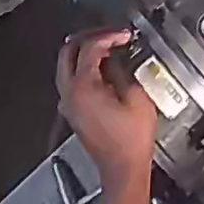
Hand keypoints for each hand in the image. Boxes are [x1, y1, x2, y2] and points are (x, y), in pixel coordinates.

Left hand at [56, 30, 157, 194]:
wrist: (123, 170)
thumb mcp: (136, 97)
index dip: (109, 36)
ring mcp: (67, 104)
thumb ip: (123, 71)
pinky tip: (103, 65)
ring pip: (66, 64)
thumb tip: (118, 57)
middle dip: (90, 37)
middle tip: (111, 34)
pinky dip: (84, 65)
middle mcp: (68, 94)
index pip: (89, 48)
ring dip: (85, 51)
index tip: (125, 35)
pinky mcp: (72, 111)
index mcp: (82, 88)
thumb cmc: (132, 138)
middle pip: (68, 51)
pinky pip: (71, 78)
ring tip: (109, 45)